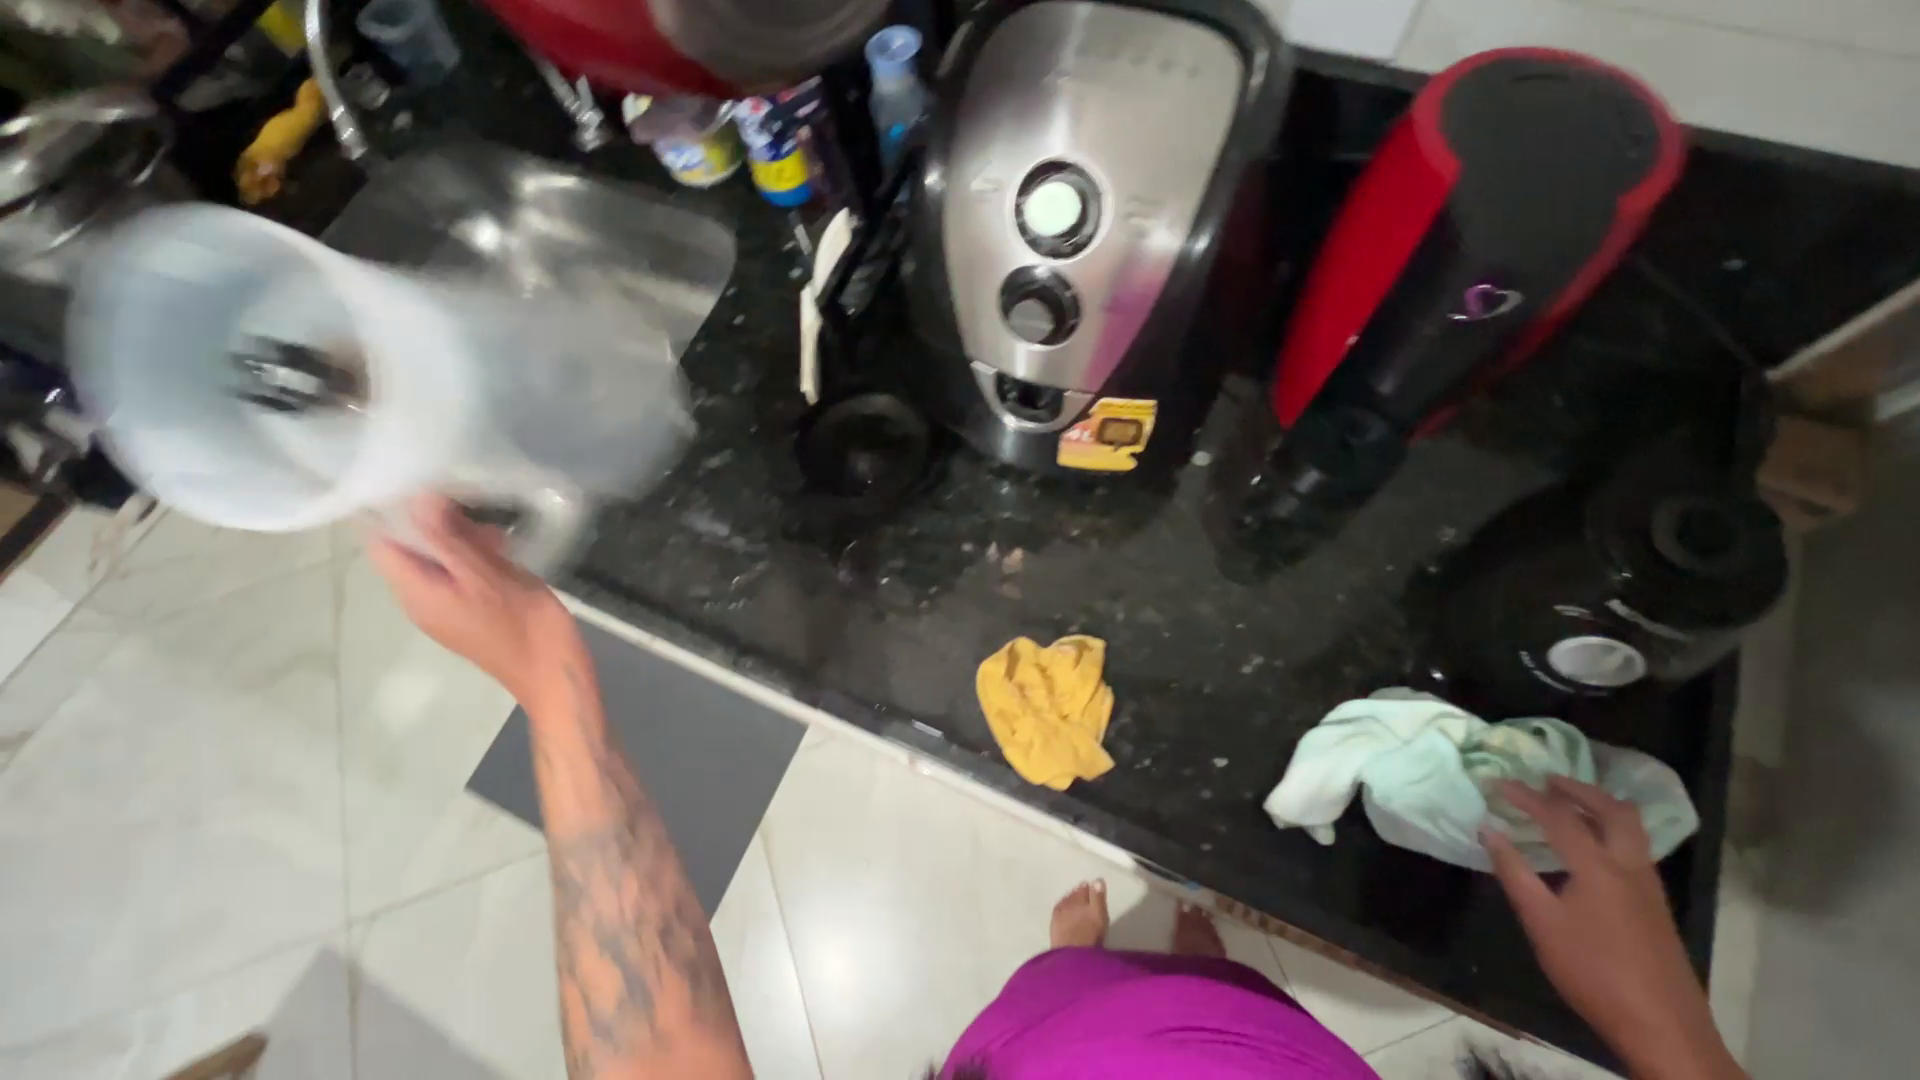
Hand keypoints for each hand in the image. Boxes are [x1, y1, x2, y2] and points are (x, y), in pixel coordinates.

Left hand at [368, 496, 581, 704]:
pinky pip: (457, 575)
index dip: (398, 511)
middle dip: (438, 523)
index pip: (383, 541)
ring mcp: (444, 607)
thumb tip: (417, 497)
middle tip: (478, 511)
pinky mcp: (467, 610)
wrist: (551, 671)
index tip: (431, 487)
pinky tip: (505, 554)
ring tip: (499, 536)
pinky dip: (474, 558)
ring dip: (461, 540)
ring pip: (437, 560)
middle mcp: (420, 599)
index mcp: (415, 592)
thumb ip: (448, 538)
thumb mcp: (486, 575)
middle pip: (411, 549)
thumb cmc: (521, 624)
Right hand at [1484, 776, 1742, 1079]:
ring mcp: (1650, 888)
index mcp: (1599, 868)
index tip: (1498, 783)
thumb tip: (1489, 831)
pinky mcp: (1656, 907)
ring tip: (1567, 805)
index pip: (1560, 816)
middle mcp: (1630, 868)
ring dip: (1599, 808)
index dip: (1527, 796)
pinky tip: (1589, 849)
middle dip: (1579, 790)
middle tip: (1547, 781)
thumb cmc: (1593, 972)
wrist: (1663, 1027)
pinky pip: (1634, 849)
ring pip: (1631, 830)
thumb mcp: (1541, 923)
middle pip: (1613, 811)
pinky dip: (1609, 832)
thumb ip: (1514, 873)